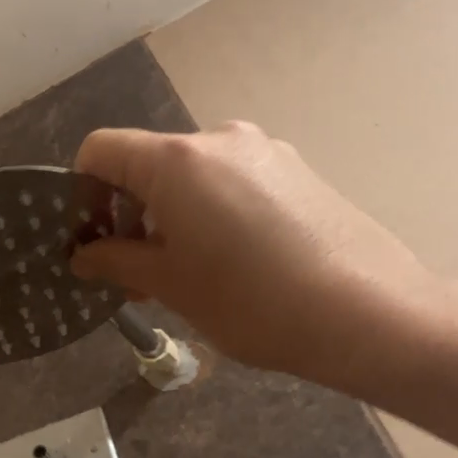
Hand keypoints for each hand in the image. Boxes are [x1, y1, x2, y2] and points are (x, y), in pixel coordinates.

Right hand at [69, 121, 443, 376]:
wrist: (377, 317)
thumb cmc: (253, 300)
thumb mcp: (167, 284)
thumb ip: (113, 260)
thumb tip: (82, 255)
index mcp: (176, 160)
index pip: (99, 150)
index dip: (80, 191)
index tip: (90, 239)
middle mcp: (217, 140)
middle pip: (144, 162)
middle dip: (125, 210)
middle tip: (130, 269)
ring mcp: (263, 153)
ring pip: (187, 175)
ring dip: (166, 214)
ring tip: (181, 271)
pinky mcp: (296, 172)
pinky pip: (229, 182)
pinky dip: (208, 211)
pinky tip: (229, 261)